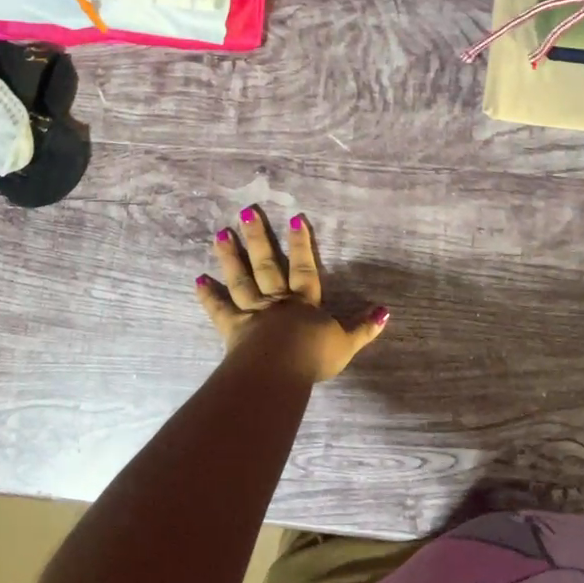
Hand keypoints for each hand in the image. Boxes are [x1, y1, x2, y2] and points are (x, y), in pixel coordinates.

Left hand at [195, 208, 388, 384]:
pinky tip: (198, 280)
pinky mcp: (233, 328)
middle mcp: (277, 301)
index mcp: (304, 303)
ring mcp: (252, 313)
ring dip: (230, 257)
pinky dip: (208, 296)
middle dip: (259, 238)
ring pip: (240, 279)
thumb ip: (364, 327)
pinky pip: (219, 309)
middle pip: (267, 265)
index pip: (304, 269)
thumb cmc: (313, 356)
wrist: (280, 369)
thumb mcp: (345, 343)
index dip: (301, 245)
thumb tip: (385, 311)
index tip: (294, 220)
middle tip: (247, 212)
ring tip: (221, 234)